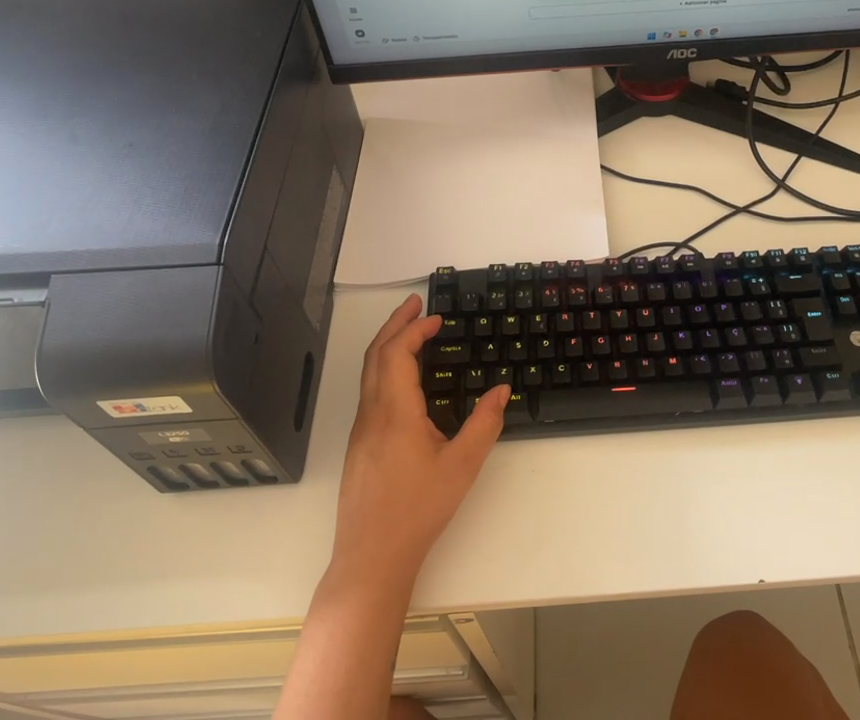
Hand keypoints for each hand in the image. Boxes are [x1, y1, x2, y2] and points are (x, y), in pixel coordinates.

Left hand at [329, 296, 508, 591]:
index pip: (397, 353)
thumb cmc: (419, 510)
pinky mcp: (358, 446)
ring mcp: (360, 430)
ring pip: (368, 374)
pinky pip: (369, 392)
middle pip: (375, 355)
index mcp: (394, 412)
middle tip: (415, 305)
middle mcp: (371, 414)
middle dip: (394, 324)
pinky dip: (384, 369)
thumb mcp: (462, 466)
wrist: (372, 555)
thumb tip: (501, 389)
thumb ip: (485, 424)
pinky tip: (403, 380)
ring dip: (387, 346)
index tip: (436, 317)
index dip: (414, 329)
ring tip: (410, 333)